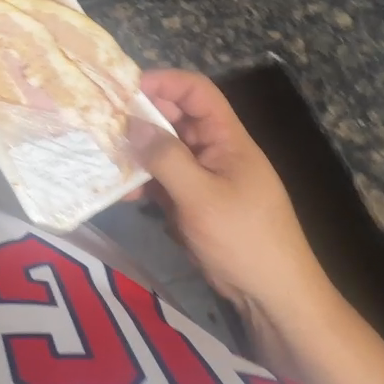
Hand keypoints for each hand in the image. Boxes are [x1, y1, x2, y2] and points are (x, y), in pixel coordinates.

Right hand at [127, 70, 332, 325]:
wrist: (275, 301)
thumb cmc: (245, 241)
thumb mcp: (201, 197)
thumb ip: (165, 157)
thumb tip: (132, 123)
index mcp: (228, 140)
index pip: (197, 92)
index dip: (165, 82)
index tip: (127, 89)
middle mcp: (216, 152)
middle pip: (176, 118)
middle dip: (143, 117)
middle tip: (107, 123)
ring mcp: (206, 178)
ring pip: (166, 149)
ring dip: (138, 151)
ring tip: (108, 157)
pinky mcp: (195, 203)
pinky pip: (164, 179)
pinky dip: (144, 181)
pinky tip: (123, 192)